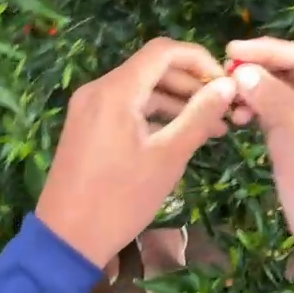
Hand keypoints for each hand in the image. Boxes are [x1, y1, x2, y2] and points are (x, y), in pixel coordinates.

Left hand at [35, 39, 237, 265]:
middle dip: (191, 84)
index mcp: (116, 90)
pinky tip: (181, 136)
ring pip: (141, 89)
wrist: (65, 241)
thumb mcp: (168, 157)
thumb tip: (227, 85)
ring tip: (213, 128)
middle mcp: (99, 89)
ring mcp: (90, 107)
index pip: (163, 51)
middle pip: (153, 68)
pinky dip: (155, 116)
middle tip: (225, 108)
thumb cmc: (120, 199)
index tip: (226, 83)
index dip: (199, 59)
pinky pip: (127, 106)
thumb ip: (199, 116)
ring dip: (176, 102)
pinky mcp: (88, 125)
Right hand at [226, 37, 293, 283]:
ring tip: (226, 96)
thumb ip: (282, 106)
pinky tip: (234, 116)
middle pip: (286, 70)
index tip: (233, 49)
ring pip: (272, 90)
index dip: (269, 50)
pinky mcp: (287, 142)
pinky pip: (264, 113)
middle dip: (256, 66)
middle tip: (222, 71)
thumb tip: (243, 71)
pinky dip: (248, 110)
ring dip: (249, 88)